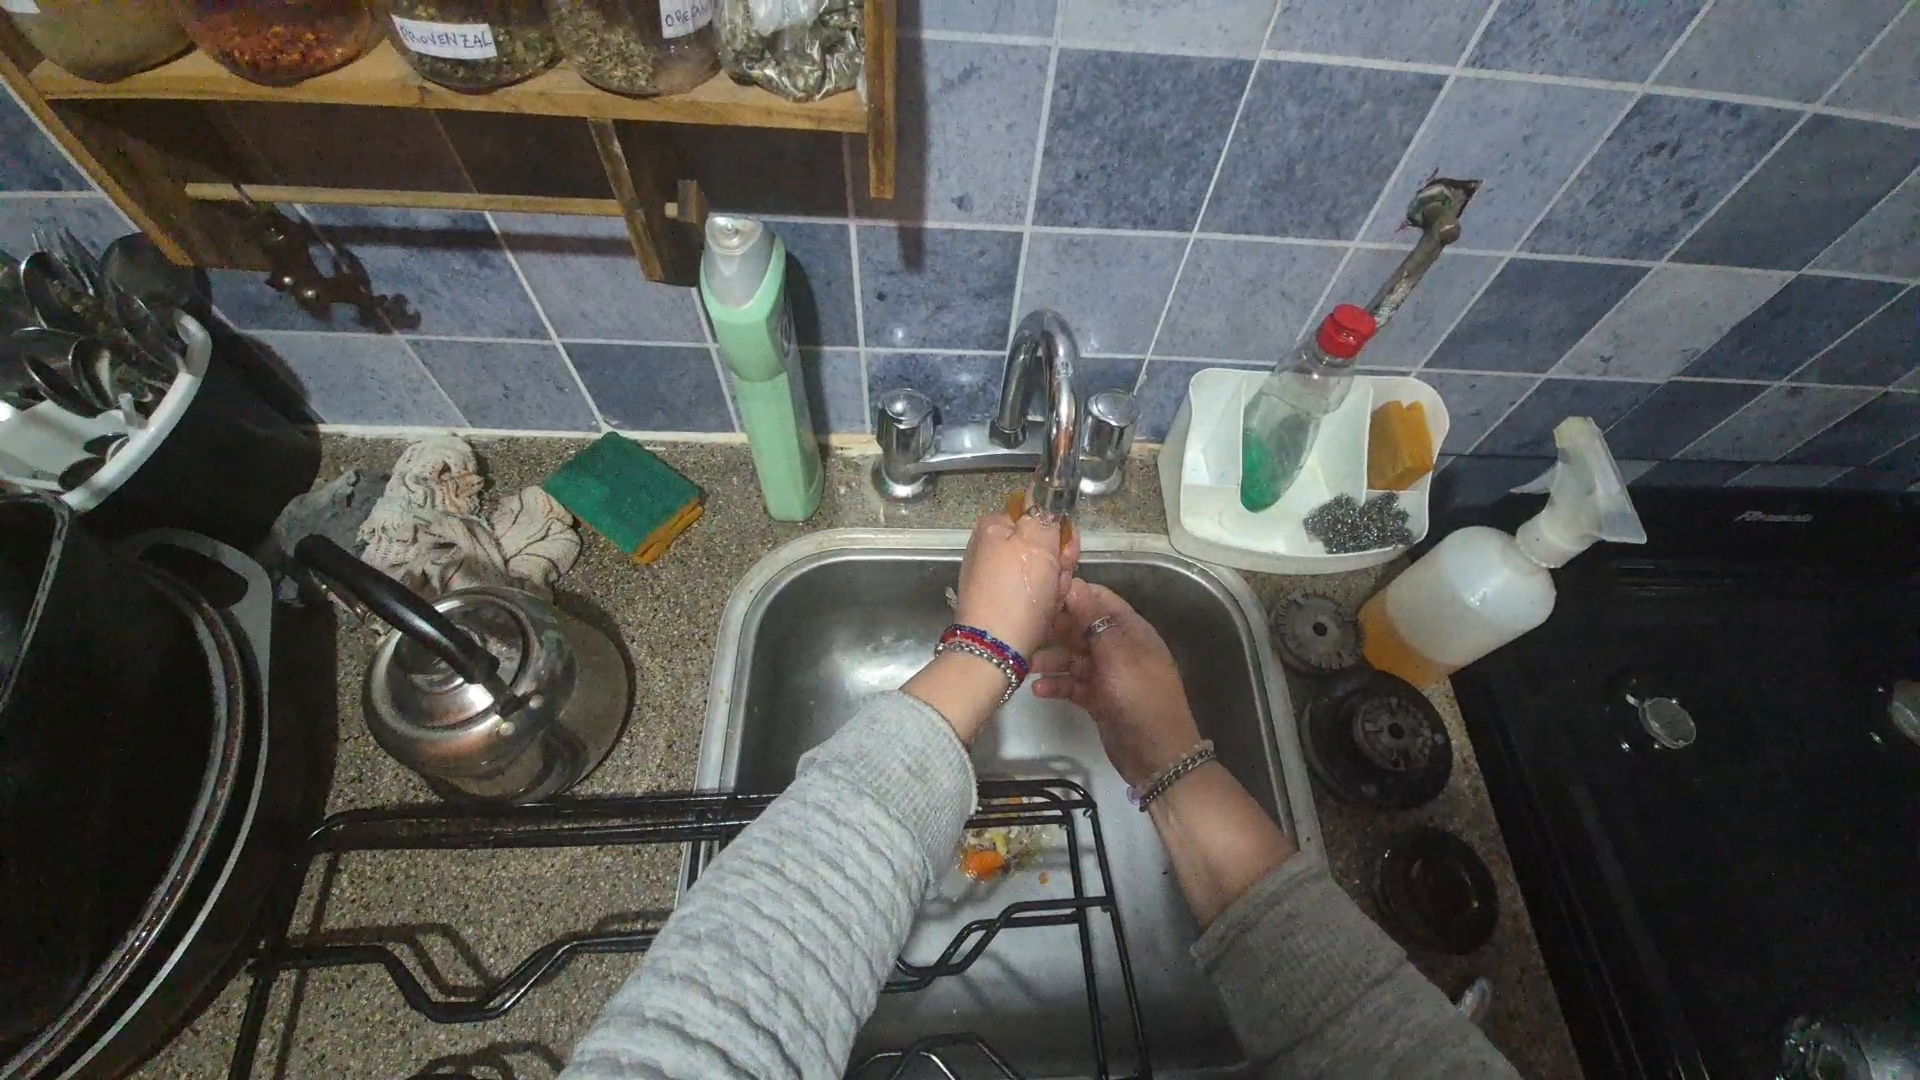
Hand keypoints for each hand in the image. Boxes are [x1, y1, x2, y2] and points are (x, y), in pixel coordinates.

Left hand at [952, 510, 1078, 658]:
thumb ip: (1043, 516)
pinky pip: (1031, 596)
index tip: (1067, 551)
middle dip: (1057, 565)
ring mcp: (994, 578)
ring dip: (1054, 587)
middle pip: (1041, 548)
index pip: (1036, 517)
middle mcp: (989, 550)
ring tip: (1049, 602)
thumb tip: (1043, 491)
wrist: (995, 649)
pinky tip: (1043, 615)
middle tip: (1057, 581)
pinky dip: (1042, 605)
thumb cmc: (1017, 592)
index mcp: (993, 527)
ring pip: (1041, 574)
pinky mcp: (1000, 603)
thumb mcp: (1036, 543)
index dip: (1058, 534)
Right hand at [1032, 580, 1201, 786]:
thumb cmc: (1140, 697)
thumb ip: (1094, 620)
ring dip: (1052, 659)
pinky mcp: (1099, 698)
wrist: (1157, 756)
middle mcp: (1119, 648)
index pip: (1100, 600)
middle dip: (1056, 628)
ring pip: (1074, 657)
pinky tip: (1038, 689)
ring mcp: (1109, 674)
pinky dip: (1057, 685)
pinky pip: (1073, 684)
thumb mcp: (1117, 655)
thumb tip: (1075, 584)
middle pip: (1083, 628)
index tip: (1041, 592)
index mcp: (1131, 631)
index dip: (1074, 593)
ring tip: (1027, 664)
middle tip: (1025, 628)